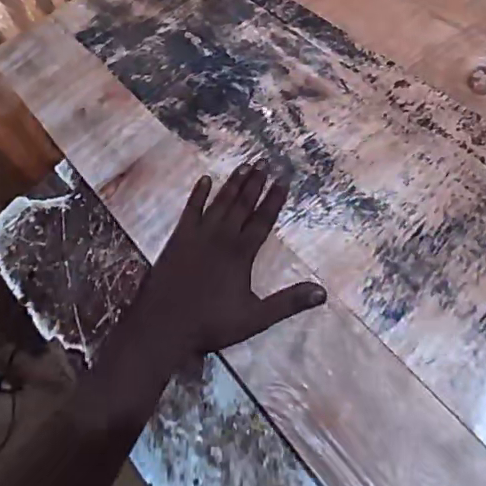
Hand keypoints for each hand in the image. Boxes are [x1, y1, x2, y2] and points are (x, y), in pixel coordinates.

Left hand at [84, 162, 326, 425]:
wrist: (163, 324)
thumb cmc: (211, 324)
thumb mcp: (255, 318)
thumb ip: (288, 303)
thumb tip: (322, 292)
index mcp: (241, 254)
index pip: (262, 220)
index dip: (274, 199)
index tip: (283, 179)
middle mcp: (221, 238)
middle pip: (242, 205)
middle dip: (255, 183)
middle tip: (265, 161)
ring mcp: (197, 236)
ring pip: (219, 203)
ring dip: (233, 184)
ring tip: (244, 164)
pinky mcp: (177, 239)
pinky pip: (190, 210)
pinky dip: (198, 194)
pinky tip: (205, 179)